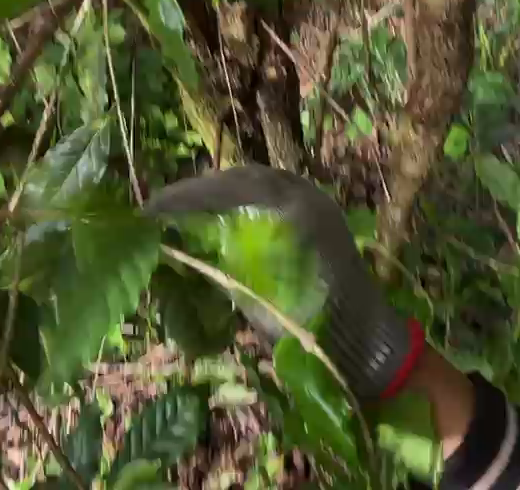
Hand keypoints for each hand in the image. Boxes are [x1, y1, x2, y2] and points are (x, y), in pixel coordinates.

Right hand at [144, 167, 420, 401]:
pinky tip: (219, 213)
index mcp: (295, 211)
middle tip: (162, 205)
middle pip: (241, 177)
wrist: (367, 342)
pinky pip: (269, 190)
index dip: (187, 196)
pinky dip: (239, 196)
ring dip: (217, 190)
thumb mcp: (260, 301)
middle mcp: (305, 193)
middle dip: (198, 189)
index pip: (231, 188)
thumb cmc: (315, 330)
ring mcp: (313, 198)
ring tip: (183, 207)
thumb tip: (173, 253)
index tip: (152, 207)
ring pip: (254, 179)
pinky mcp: (315, 208)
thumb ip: (220, 270)